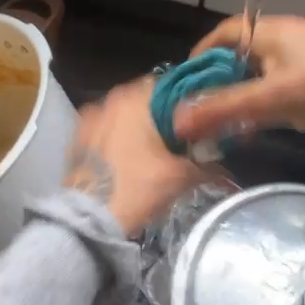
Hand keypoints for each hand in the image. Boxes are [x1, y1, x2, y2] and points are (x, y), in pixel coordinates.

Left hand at [68, 78, 203, 235]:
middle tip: (181, 138)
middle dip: (163, 115)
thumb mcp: (180, 176)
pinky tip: (130, 159)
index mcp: (136, 99)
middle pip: (146, 99)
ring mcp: (89, 117)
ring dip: (140, 126)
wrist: (89, 220)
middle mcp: (110, 98)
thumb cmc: (137, 188)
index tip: (199, 119)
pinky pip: (106, 129)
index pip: (170, 84)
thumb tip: (227, 167)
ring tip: (156, 150)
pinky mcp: (77, 137)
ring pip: (124, 114)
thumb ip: (207, 164)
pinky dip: (119, 137)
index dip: (187, 101)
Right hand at [173, 16, 304, 143]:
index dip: (202, 53)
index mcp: (268, 30)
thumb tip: (178, 120)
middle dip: (228, 76)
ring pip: (271, 64)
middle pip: (246, 49)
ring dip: (255, 87)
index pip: (223, 33)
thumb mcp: (268, 99)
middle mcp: (288, 30)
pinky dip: (281, 92)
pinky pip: (294, 74)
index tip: (190, 80)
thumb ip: (223, 109)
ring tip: (248, 115)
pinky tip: (289, 115)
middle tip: (215, 105)